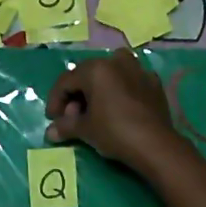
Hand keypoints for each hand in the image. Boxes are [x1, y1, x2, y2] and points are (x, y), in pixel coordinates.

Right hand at [44, 50, 180, 168]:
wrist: (155, 144)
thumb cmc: (114, 132)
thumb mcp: (85, 130)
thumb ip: (65, 126)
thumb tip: (50, 132)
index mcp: (95, 68)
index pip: (66, 81)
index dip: (55, 101)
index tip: (53, 120)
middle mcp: (116, 61)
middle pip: (87, 75)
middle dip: (76, 95)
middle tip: (72, 117)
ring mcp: (138, 69)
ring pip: (110, 73)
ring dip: (98, 88)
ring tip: (95, 109)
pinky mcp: (154, 83)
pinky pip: (130, 81)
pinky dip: (120, 91)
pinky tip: (118, 109)